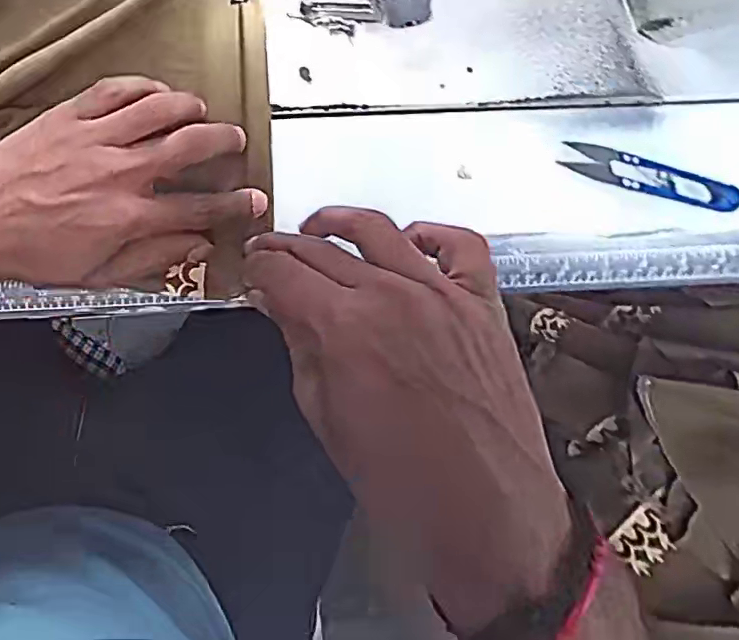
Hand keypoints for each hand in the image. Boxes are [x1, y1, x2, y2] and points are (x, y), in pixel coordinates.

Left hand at [0, 76, 266, 299]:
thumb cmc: (27, 252)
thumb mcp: (96, 275)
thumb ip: (151, 258)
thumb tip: (192, 246)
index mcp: (127, 216)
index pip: (198, 207)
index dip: (233, 204)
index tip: (250, 199)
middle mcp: (117, 172)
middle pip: (189, 146)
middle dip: (223, 142)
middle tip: (234, 141)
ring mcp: (93, 139)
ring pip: (157, 110)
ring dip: (188, 107)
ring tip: (200, 111)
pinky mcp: (68, 117)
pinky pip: (114, 91)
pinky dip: (142, 87)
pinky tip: (154, 91)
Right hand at [244, 208, 569, 633]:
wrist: (489, 518)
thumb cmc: (398, 479)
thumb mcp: (322, 411)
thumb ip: (297, 342)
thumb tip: (275, 301)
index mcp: (342, 326)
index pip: (280, 269)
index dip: (255, 266)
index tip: (249, 270)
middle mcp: (389, 296)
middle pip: (318, 247)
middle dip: (282, 247)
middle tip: (268, 255)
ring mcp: (441, 295)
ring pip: (377, 228)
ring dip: (336, 221)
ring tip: (317, 229)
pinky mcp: (482, 305)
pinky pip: (460, 245)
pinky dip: (431, 233)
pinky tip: (409, 240)